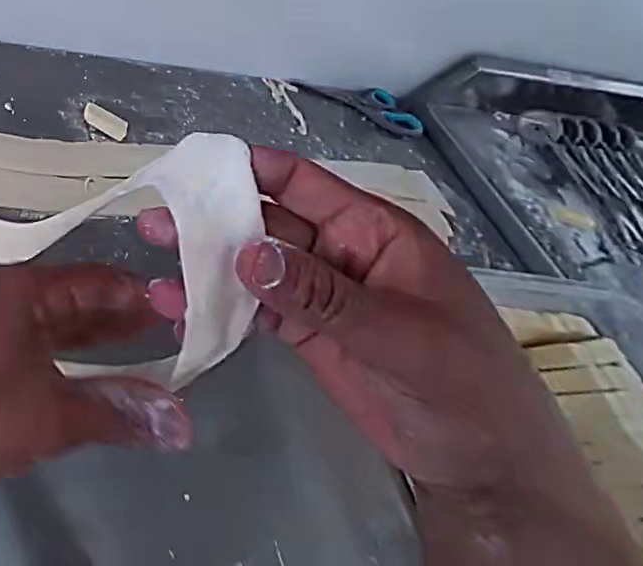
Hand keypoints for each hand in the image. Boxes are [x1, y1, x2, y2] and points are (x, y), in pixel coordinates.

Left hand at [0, 264, 193, 484]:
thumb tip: (177, 422)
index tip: (181, 309)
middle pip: (84, 297)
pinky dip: (79, 354)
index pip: (100, 281)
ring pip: (67, 322)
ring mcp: (4, 322)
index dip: (141, 295)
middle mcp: (18, 295)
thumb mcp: (52, 414)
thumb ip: (117, 414)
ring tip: (150, 347)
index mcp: (31, 289)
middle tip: (174, 329)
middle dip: (126, 315)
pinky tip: (101, 372)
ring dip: (104, 336)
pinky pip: (49, 342)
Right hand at [139, 148, 620, 508]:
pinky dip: (220, 305)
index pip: (302, 182)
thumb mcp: (400, 336)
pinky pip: (255, 307)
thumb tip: (248, 255)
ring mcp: (316, 291)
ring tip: (157, 260)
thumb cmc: (465, 387)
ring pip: (253, 263)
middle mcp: (335, 249)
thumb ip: (322, 295)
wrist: (485, 473)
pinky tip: (181, 307)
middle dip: (214, 217)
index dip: (251, 169)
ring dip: (208, 261)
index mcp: (369, 230)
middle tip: (159, 217)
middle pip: (266, 220)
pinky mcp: (303, 329)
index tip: (197, 169)